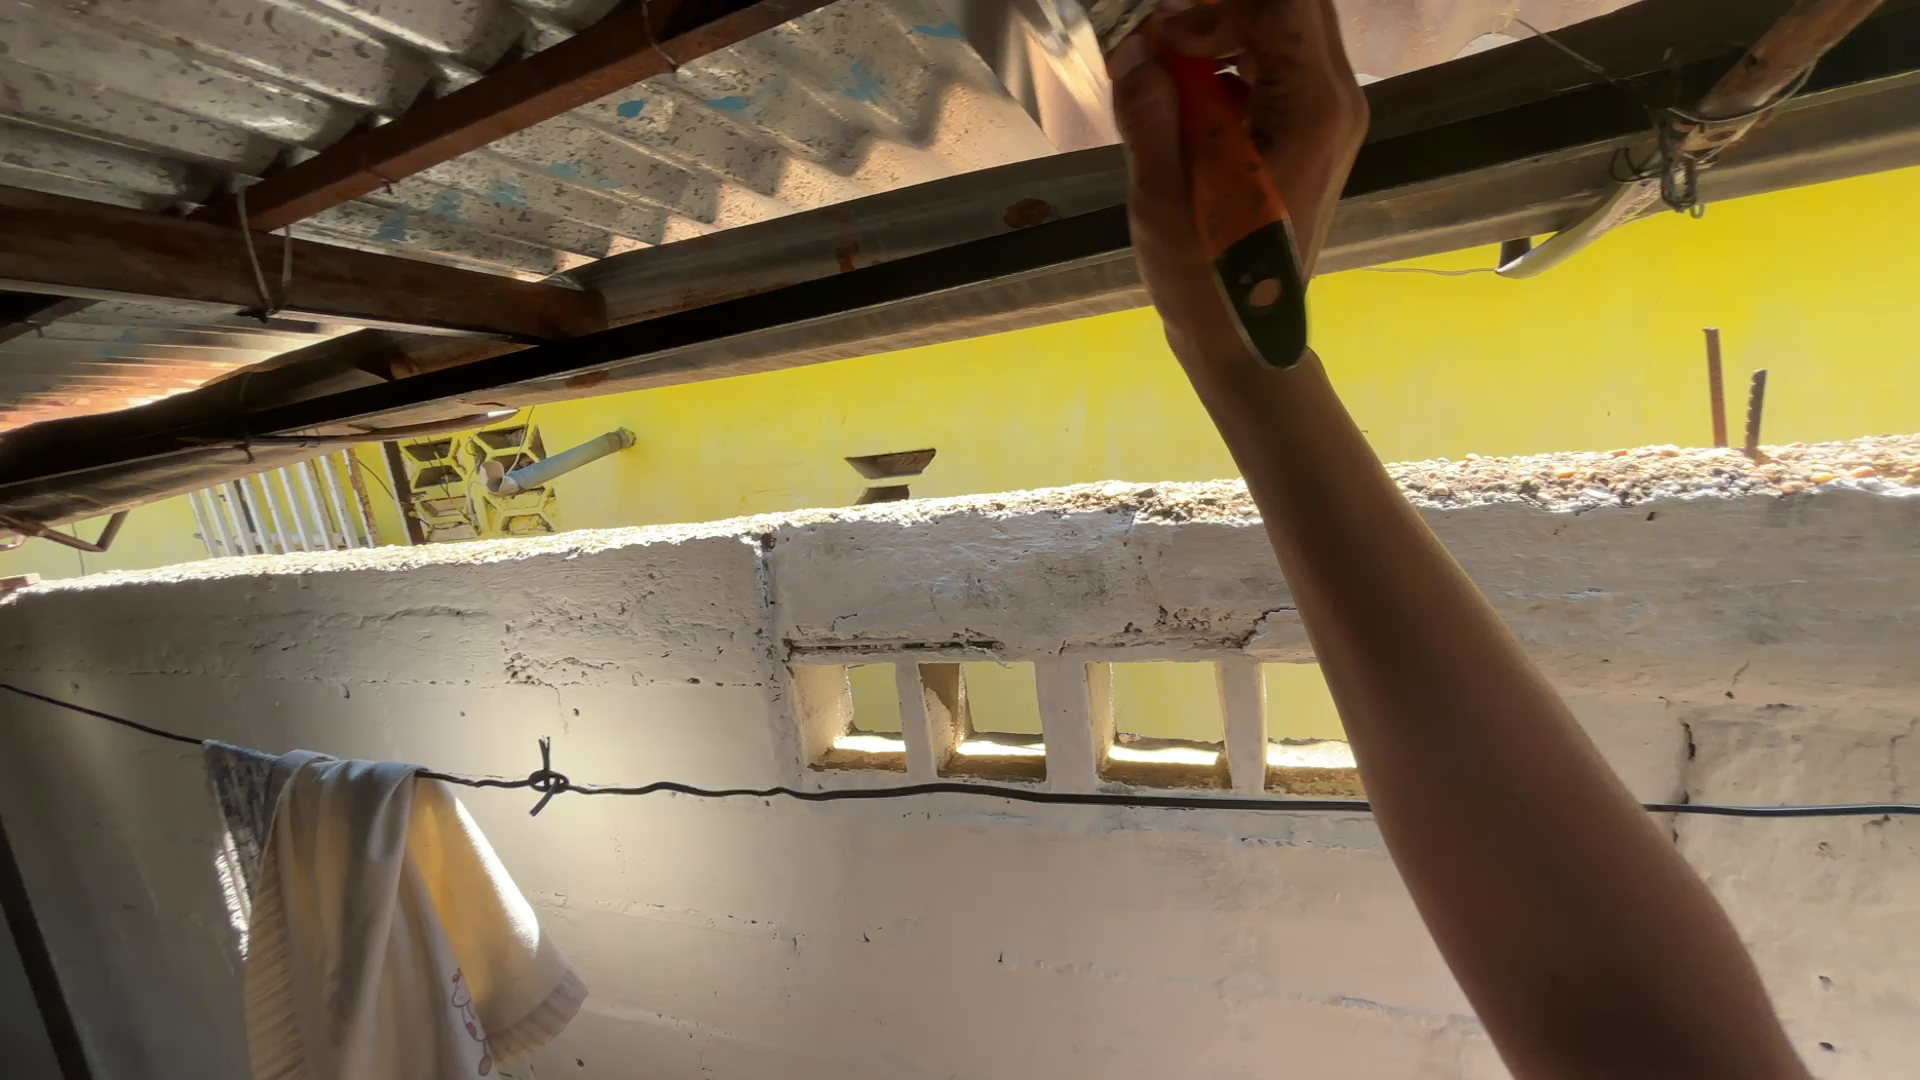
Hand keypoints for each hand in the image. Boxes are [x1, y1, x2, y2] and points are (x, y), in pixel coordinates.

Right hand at [1108, 0, 1366, 386]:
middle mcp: (1336, 102)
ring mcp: (1329, 120)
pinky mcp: (1312, 139)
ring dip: (1225, 38)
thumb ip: (1149, 120)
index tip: (1154, 44)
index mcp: (1312, 110)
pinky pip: (1279, 73)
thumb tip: (1135, 56)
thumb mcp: (1162, 204)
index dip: (1208, 9)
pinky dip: (1232, 69)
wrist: (1243, 340)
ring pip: (1287, 33)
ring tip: (1169, 75)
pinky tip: (1190, 107)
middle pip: (1291, 6)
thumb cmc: (1204, 284)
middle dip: (1220, 13)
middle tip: (1161, 45)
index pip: (1277, 4)